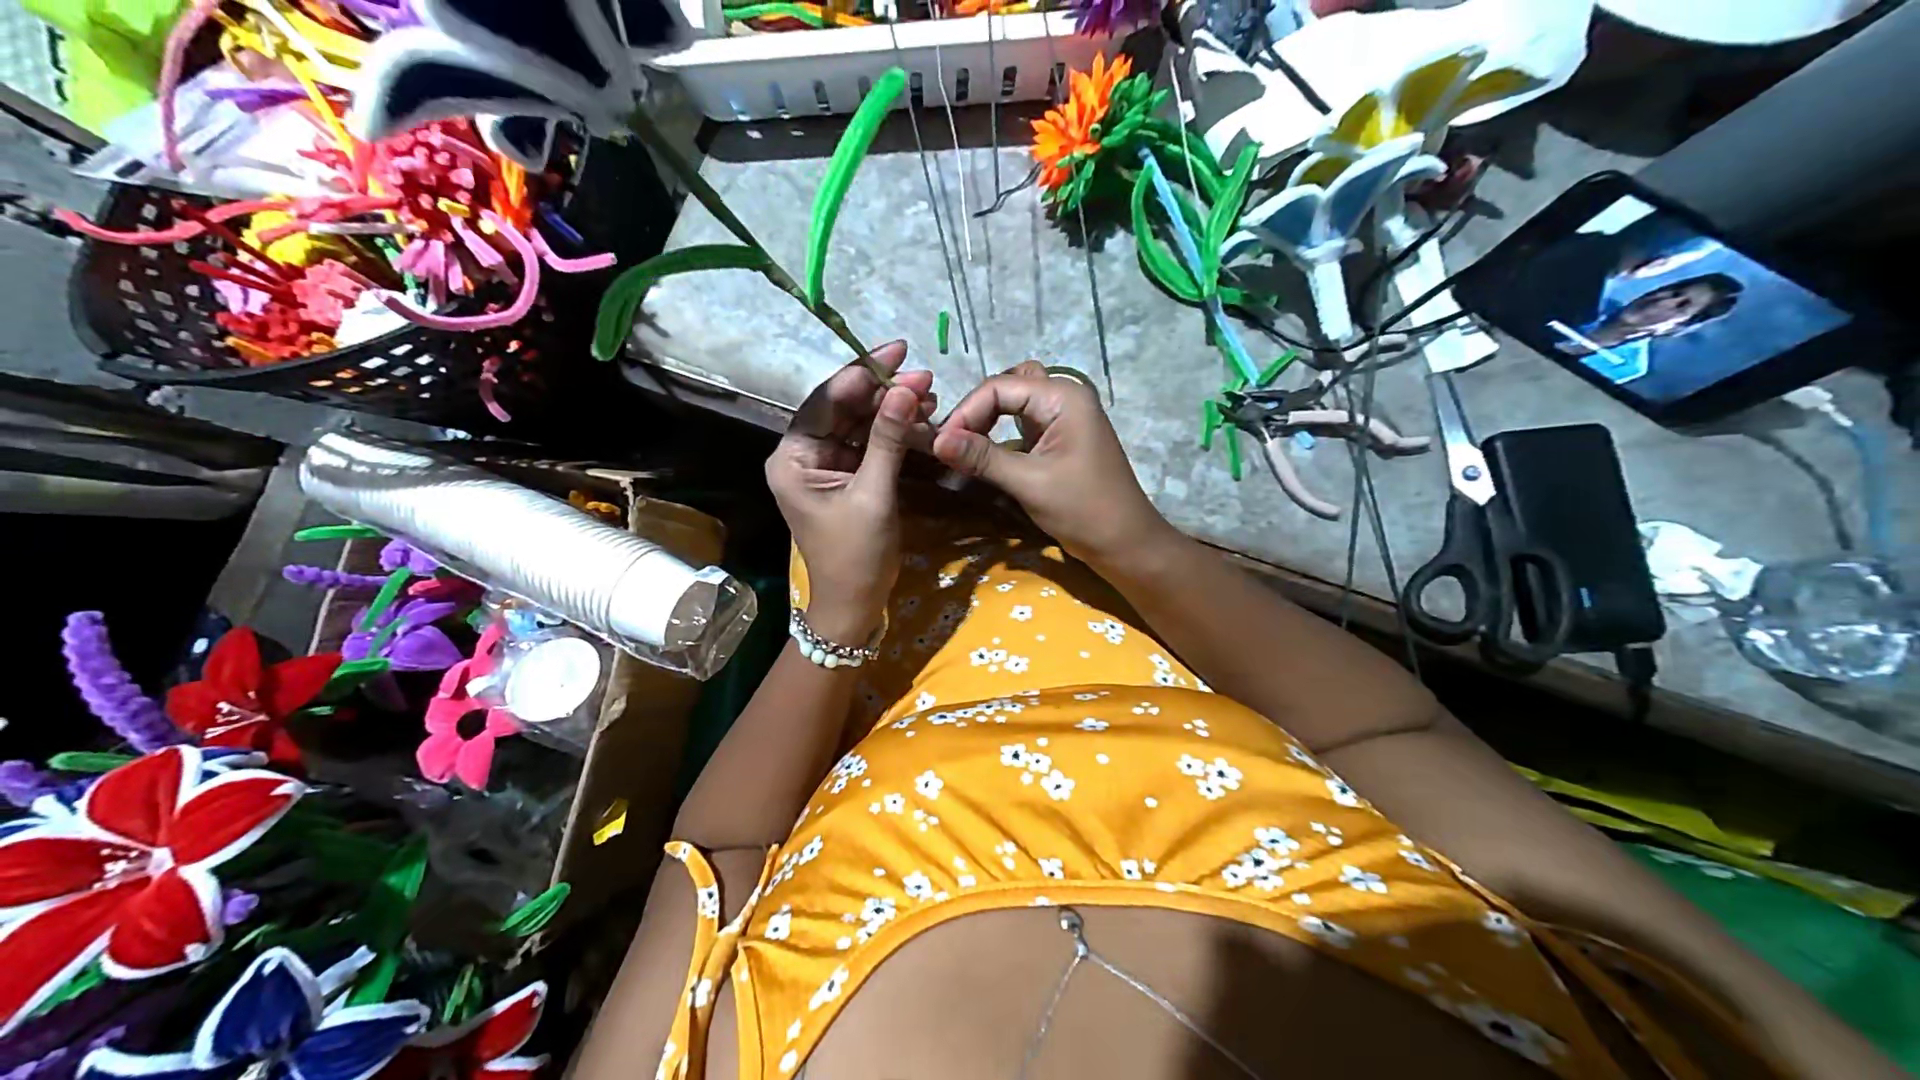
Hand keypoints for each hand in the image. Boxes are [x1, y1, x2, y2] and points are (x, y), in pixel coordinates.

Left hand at [767, 341, 933, 643]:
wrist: (855, 604)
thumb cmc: (856, 555)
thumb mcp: (874, 494)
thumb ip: (888, 440)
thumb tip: (906, 390)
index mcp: (792, 458)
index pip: (826, 401)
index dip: (862, 374)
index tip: (898, 351)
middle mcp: (802, 455)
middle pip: (843, 408)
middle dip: (883, 391)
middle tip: (925, 376)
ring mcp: (824, 466)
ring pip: (858, 424)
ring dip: (892, 410)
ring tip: (930, 396)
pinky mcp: (844, 477)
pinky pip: (868, 444)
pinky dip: (892, 432)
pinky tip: (919, 419)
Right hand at [932, 361, 1179, 570]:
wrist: (1124, 543)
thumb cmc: (1083, 510)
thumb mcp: (1028, 482)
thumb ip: (982, 457)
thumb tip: (936, 441)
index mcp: (1063, 397)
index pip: (999, 387)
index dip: (966, 412)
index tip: (941, 445)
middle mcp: (1064, 398)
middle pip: (1007, 387)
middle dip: (976, 412)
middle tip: (952, 444)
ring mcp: (1063, 418)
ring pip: (1014, 404)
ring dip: (987, 420)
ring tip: (964, 448)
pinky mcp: (1059, 439)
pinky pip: (1022, 424)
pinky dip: (1000, 434)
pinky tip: (982, 455)